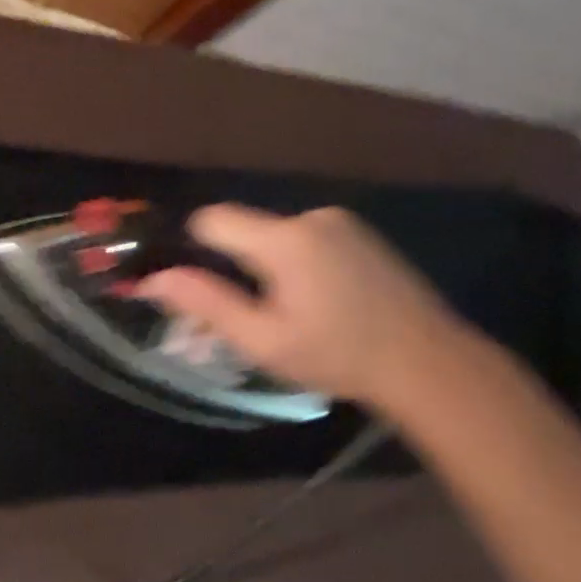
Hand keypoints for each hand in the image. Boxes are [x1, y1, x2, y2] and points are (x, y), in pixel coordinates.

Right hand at [136, 205, 466, 402]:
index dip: (193, 250)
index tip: (199, 289)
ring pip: (272, 237)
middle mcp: (311, 218)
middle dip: (232, 267)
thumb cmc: (337, 356)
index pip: (211, 220)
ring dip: (263, 269)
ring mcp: (341, 223)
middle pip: (243, 230)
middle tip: (244, 317)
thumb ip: (205, 302)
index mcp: (284, 240)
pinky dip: (292, 265)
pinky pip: (303, 241)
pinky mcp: (360, 235)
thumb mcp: (261, 339)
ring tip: (284, 315)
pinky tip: (314, 303)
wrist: (429, 363)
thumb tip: (152, 279)